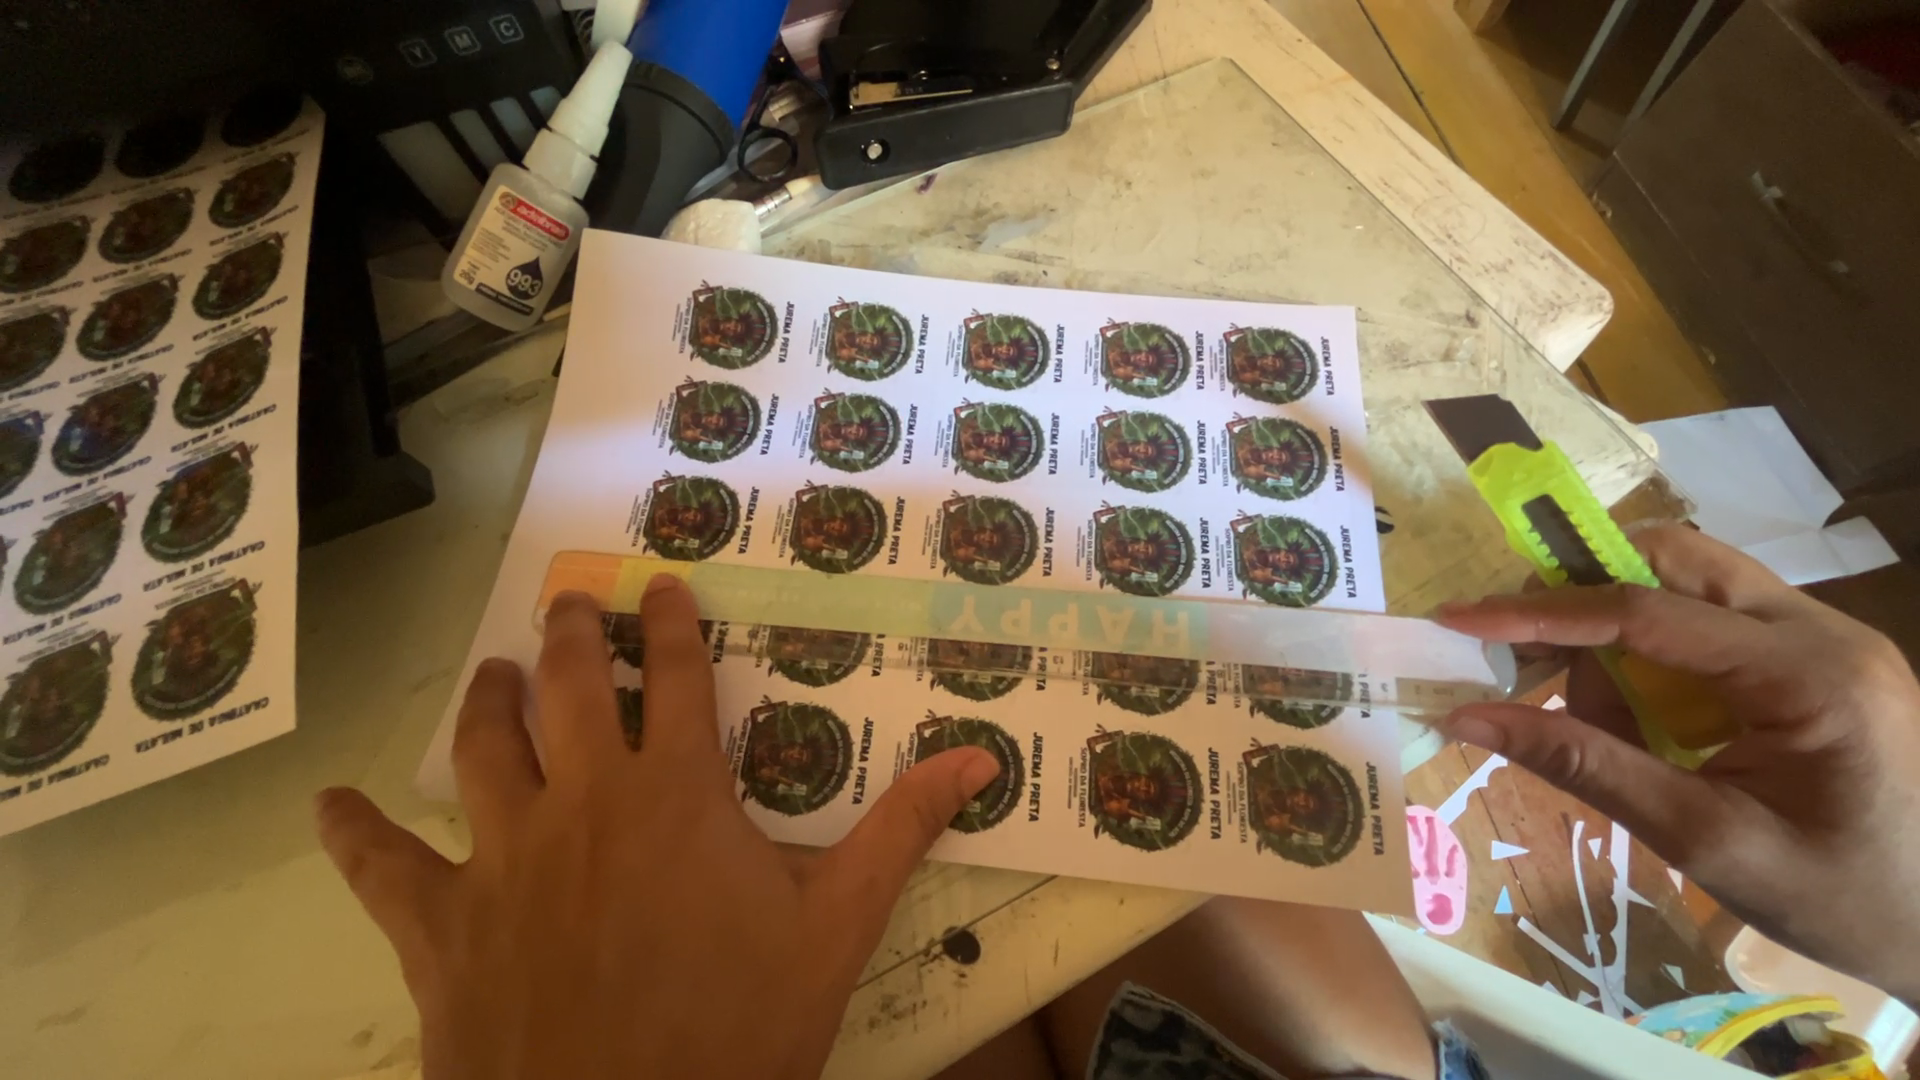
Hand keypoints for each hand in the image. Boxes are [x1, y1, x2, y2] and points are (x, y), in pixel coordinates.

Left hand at [315, 577, 1000, 1078]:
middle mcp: (584, 803)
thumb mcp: (841, 923)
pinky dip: (354, 836)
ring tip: (498, 668)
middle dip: (575, 636)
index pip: (679, 678)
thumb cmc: (739, 1027)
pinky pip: (386, 872)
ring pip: (484, 752)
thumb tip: (981, 756)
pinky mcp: (443, 933)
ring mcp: (504, 862)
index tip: (659, 583)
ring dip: (491, 700)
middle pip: (573, 690)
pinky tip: (326, 806)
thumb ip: (905, 828)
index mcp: (676, 794)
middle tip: (571, 601)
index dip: (671, 623)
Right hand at [1437, 526, 1919, 1001]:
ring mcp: (1814, 639)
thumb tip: (1465, 717)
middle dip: (1577, 586)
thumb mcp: (1702, 839)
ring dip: (1605, 617)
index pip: (1643, 611)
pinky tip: (1626, 706)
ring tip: (1583, 699)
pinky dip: (1635, 643)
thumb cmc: (1848, 898)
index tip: (1457, 618)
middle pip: (1669, 559)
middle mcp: (1817, 631)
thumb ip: (1580, 765)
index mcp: (1809, 675)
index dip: (1537, 611)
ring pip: (1679, 577)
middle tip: (1515, 641)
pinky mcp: (1801, 657)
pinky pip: (1693, 616)